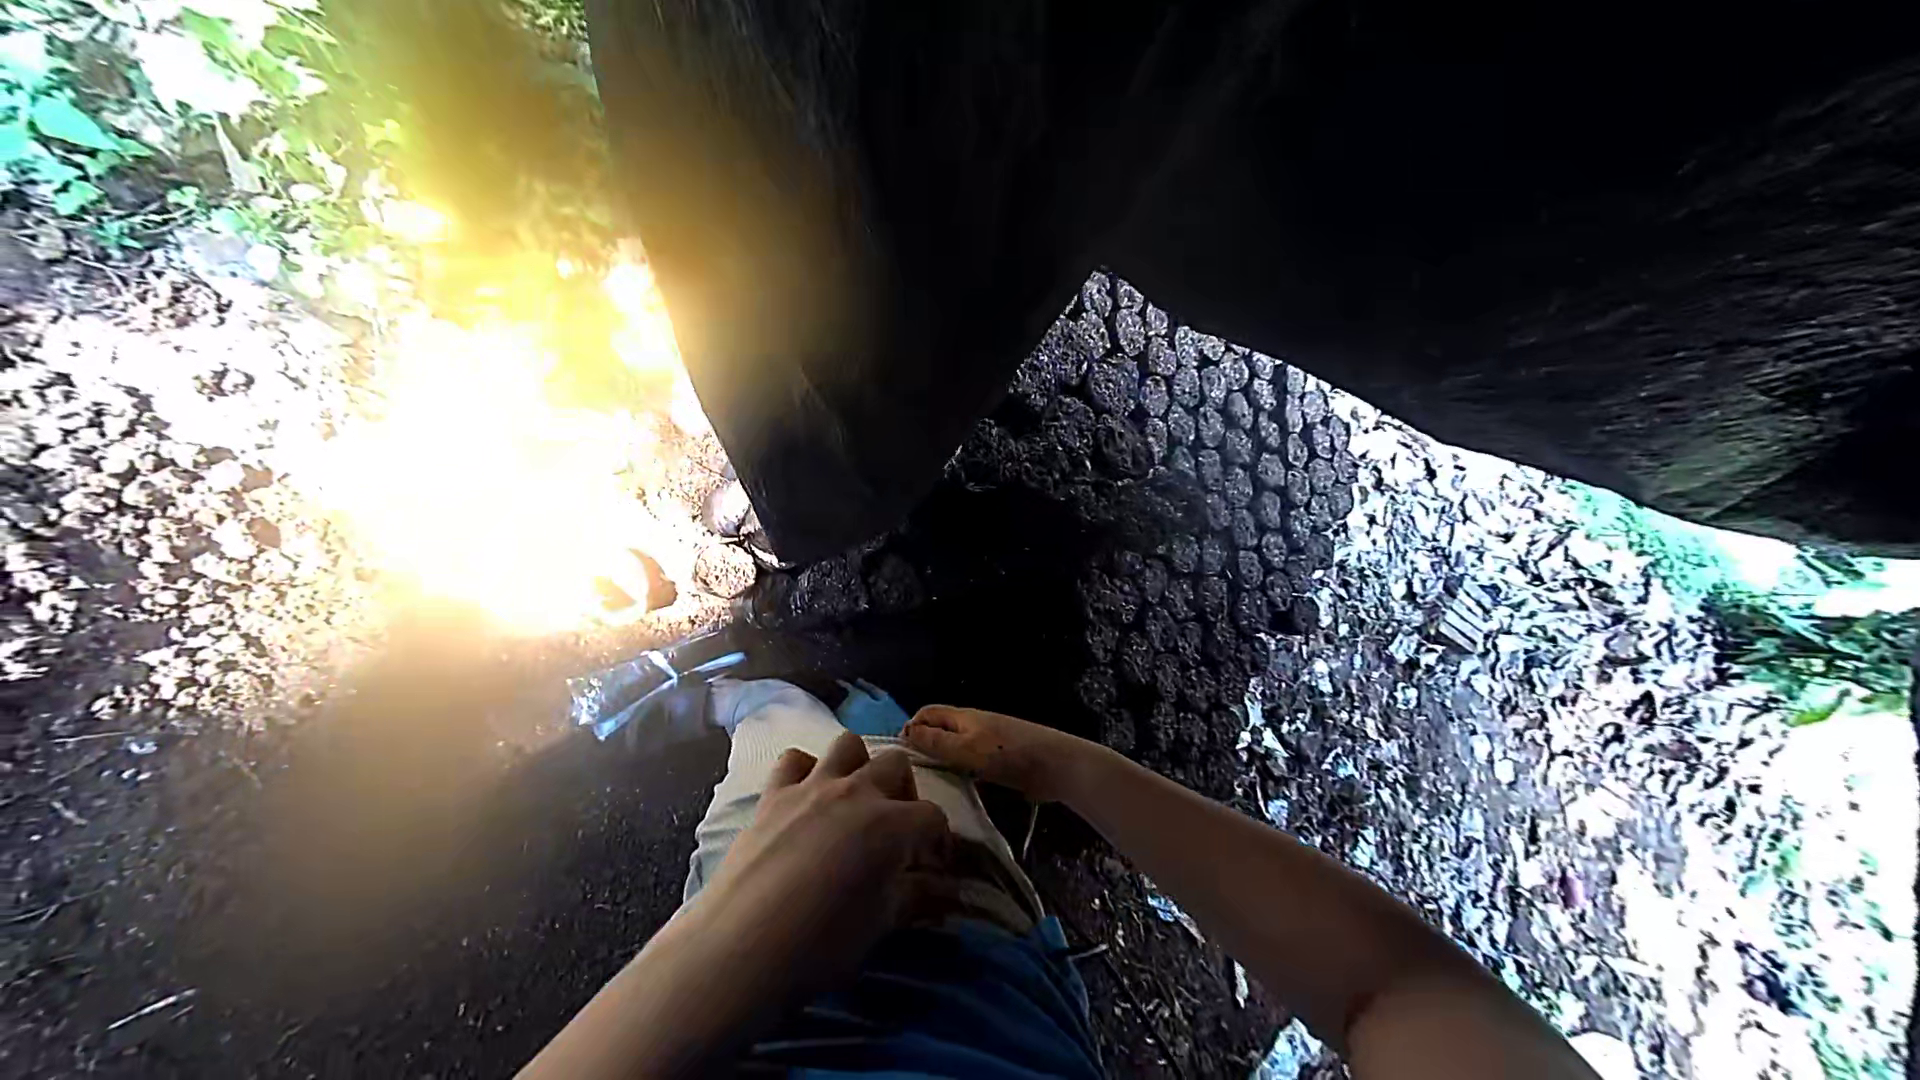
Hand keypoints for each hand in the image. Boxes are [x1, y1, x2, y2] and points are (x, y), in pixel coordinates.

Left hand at [695, 731, 952, 987]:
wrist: (742, 947)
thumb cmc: (822, 943)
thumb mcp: (881, 924)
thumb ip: (916, 897)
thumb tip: (944, 891)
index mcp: (891, 824)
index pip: (932, 817)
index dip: (938, 840)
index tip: (932, 865)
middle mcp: (857, 792)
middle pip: (896, 765)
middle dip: (905, 791)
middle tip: (897, 826)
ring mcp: (813, 786)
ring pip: (848, 744)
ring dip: (858, 765)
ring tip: (854, 799)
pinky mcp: (774, 793)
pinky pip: (794, 759)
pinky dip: (805, 771)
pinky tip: (805, 797)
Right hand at [904, 705, 1097, 802]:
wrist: (1056, 766)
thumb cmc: (1009, 754)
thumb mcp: (968, 748)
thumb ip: (937, 741)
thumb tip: (906, 732)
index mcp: (963, 717)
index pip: (927, 713)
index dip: (910, 727)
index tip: (899, 756)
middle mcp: (972, 726)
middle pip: (940, 730)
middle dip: (924, 747)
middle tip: (910, 777)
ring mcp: (988, 743)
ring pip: (955, 749)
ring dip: (942, 764)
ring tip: (928, 788)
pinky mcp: (1000, 761)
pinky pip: (971, 764)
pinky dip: (961, 774)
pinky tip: (956, 793)